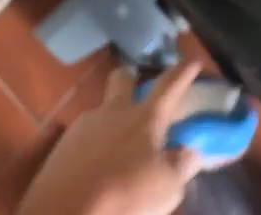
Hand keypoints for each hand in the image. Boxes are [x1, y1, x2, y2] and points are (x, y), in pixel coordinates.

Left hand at [16, 59, 205, 214]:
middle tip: (138, 89)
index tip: (193, 60)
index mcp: (144, 119)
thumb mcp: (167, 187)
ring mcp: (86, 122)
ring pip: (103, 108)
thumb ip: (181, 165)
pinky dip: (97, 141)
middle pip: (122, 78)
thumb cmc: (125, 196)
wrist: (68, 208)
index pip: (168, 87)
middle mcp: (114, 111)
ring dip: (113, 118)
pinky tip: (99, 162)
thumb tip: (190, 151)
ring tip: (121, 146)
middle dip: (131, 77)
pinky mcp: (67, 140)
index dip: (182, 72)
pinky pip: (87, 132)